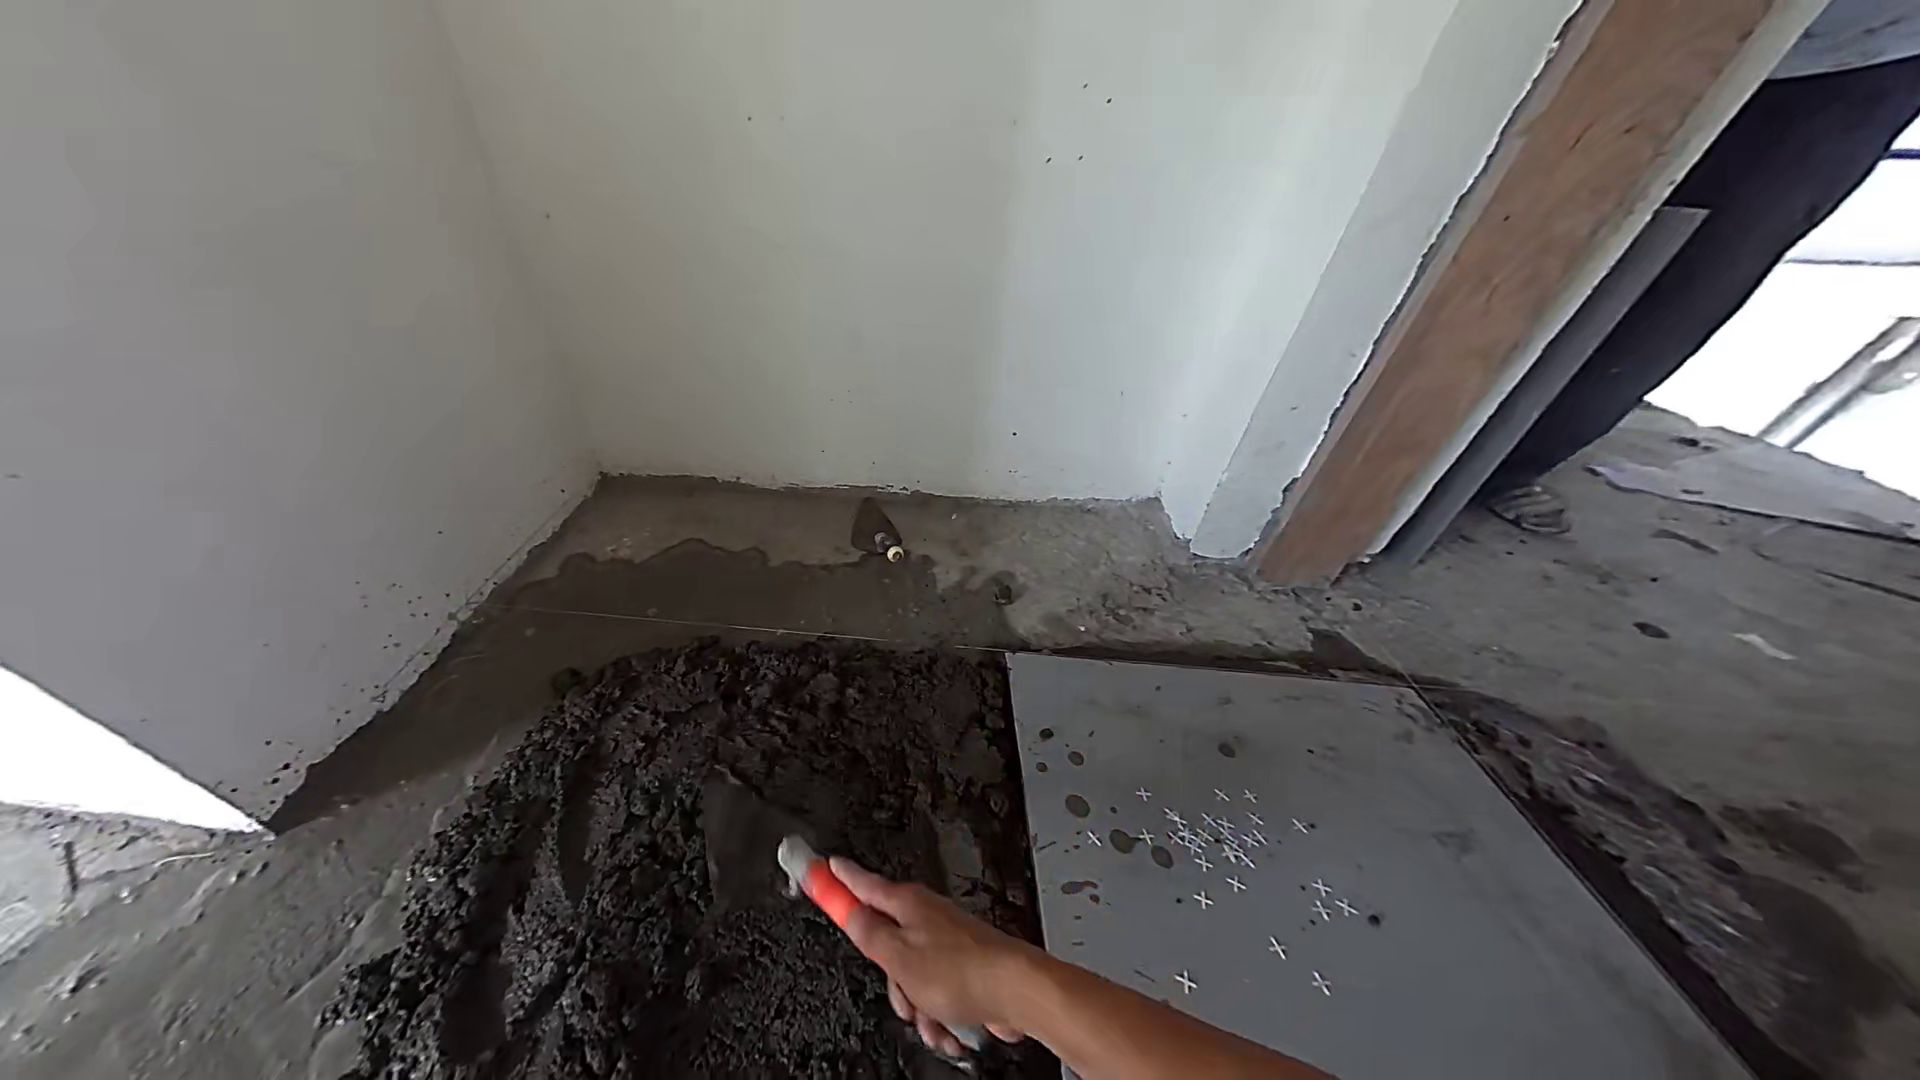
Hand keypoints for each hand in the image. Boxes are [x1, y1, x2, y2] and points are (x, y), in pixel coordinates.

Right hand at [829, 856, 1035, 1055]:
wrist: (1013, 989)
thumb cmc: (962, 970)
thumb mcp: (899, 956)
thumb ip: (869, 933)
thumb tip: (848, 912)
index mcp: (907, 903)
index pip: (862, 884)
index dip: (839, 878)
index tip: (822, 866)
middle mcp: (925, 915)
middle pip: (885, 942)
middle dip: (889, 976)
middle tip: (900, 990)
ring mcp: (943, 940)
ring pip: (908, 975)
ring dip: (915, 1003)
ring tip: (931, 1015)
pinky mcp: (959, 965)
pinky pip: (933, 992)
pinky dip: (936, 1012)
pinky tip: (948, 1023)